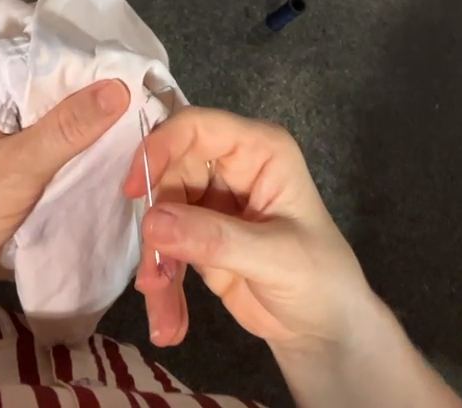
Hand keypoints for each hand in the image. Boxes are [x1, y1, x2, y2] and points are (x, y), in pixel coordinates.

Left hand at [0, 69, 129, 307]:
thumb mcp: (14, 170)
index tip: (137, 67)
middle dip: (96, 88)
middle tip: (151, 92)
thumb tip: (121, 87)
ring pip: (59, 109)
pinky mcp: (17, 153)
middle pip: (54, 78)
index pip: (42, 54)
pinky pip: (57, 135)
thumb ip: (67, 128)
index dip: (88, 59)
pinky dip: (83, 140)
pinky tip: (119, 141)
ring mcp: (5, 124)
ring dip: (93, 117)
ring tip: (145, 114)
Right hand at [121, 106, 372, 353]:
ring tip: (163, 305)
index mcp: (258, 149)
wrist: (327, 335)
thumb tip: (151, 221)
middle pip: (168, 171)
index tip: (134, 189)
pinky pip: (162, 246)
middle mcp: (229, 165)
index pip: (197, 127)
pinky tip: (170, 322)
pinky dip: (162, 283)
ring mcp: (210, 200)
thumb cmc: (321, 281)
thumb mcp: (275, 257)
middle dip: (156, 222)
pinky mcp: (195, 234)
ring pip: (159, 211)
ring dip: (155, 260)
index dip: (161, 147)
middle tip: (153, 273)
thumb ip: (214, 237)